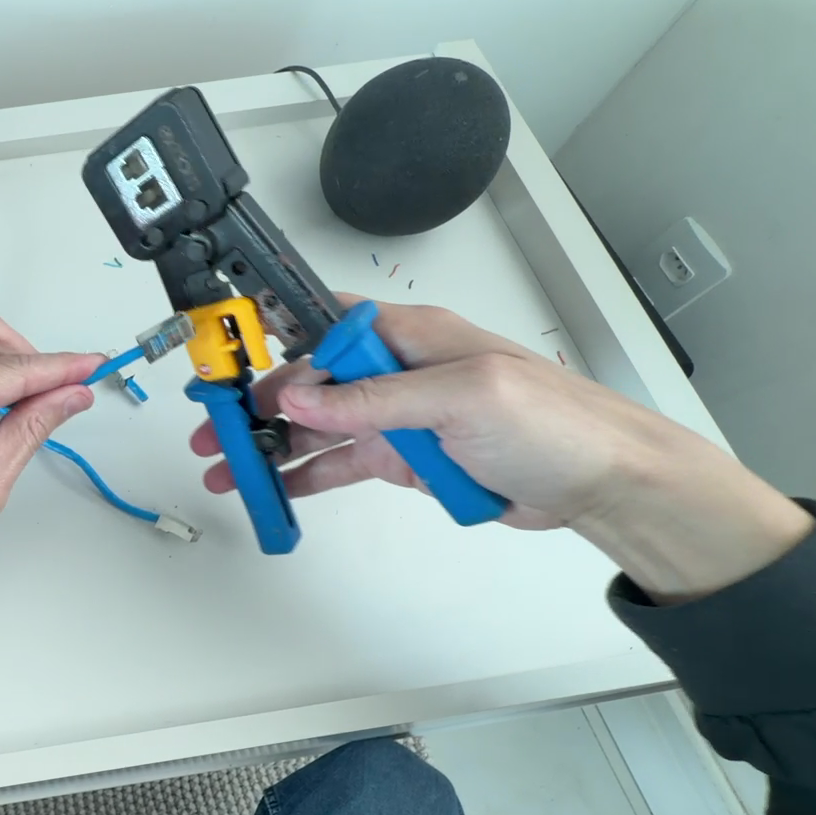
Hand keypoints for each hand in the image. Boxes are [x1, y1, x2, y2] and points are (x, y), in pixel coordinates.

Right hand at [191, 297, 811, 601]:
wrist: (599, 485)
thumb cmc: (554, 423)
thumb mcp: (461, 398)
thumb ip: (373, 398)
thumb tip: (298, 397)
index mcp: (408, 338)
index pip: (324, 325)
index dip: (272, 337)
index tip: (229, 359)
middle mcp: (391, 374)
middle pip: (304, 384)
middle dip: (254, 407)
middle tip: (216, 433)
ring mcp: (390, 418)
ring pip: (310, 429)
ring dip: (267, 449)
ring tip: (227, 471)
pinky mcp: (394, 458)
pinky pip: (333, 465)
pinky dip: (300, 477)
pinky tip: (270, 489)